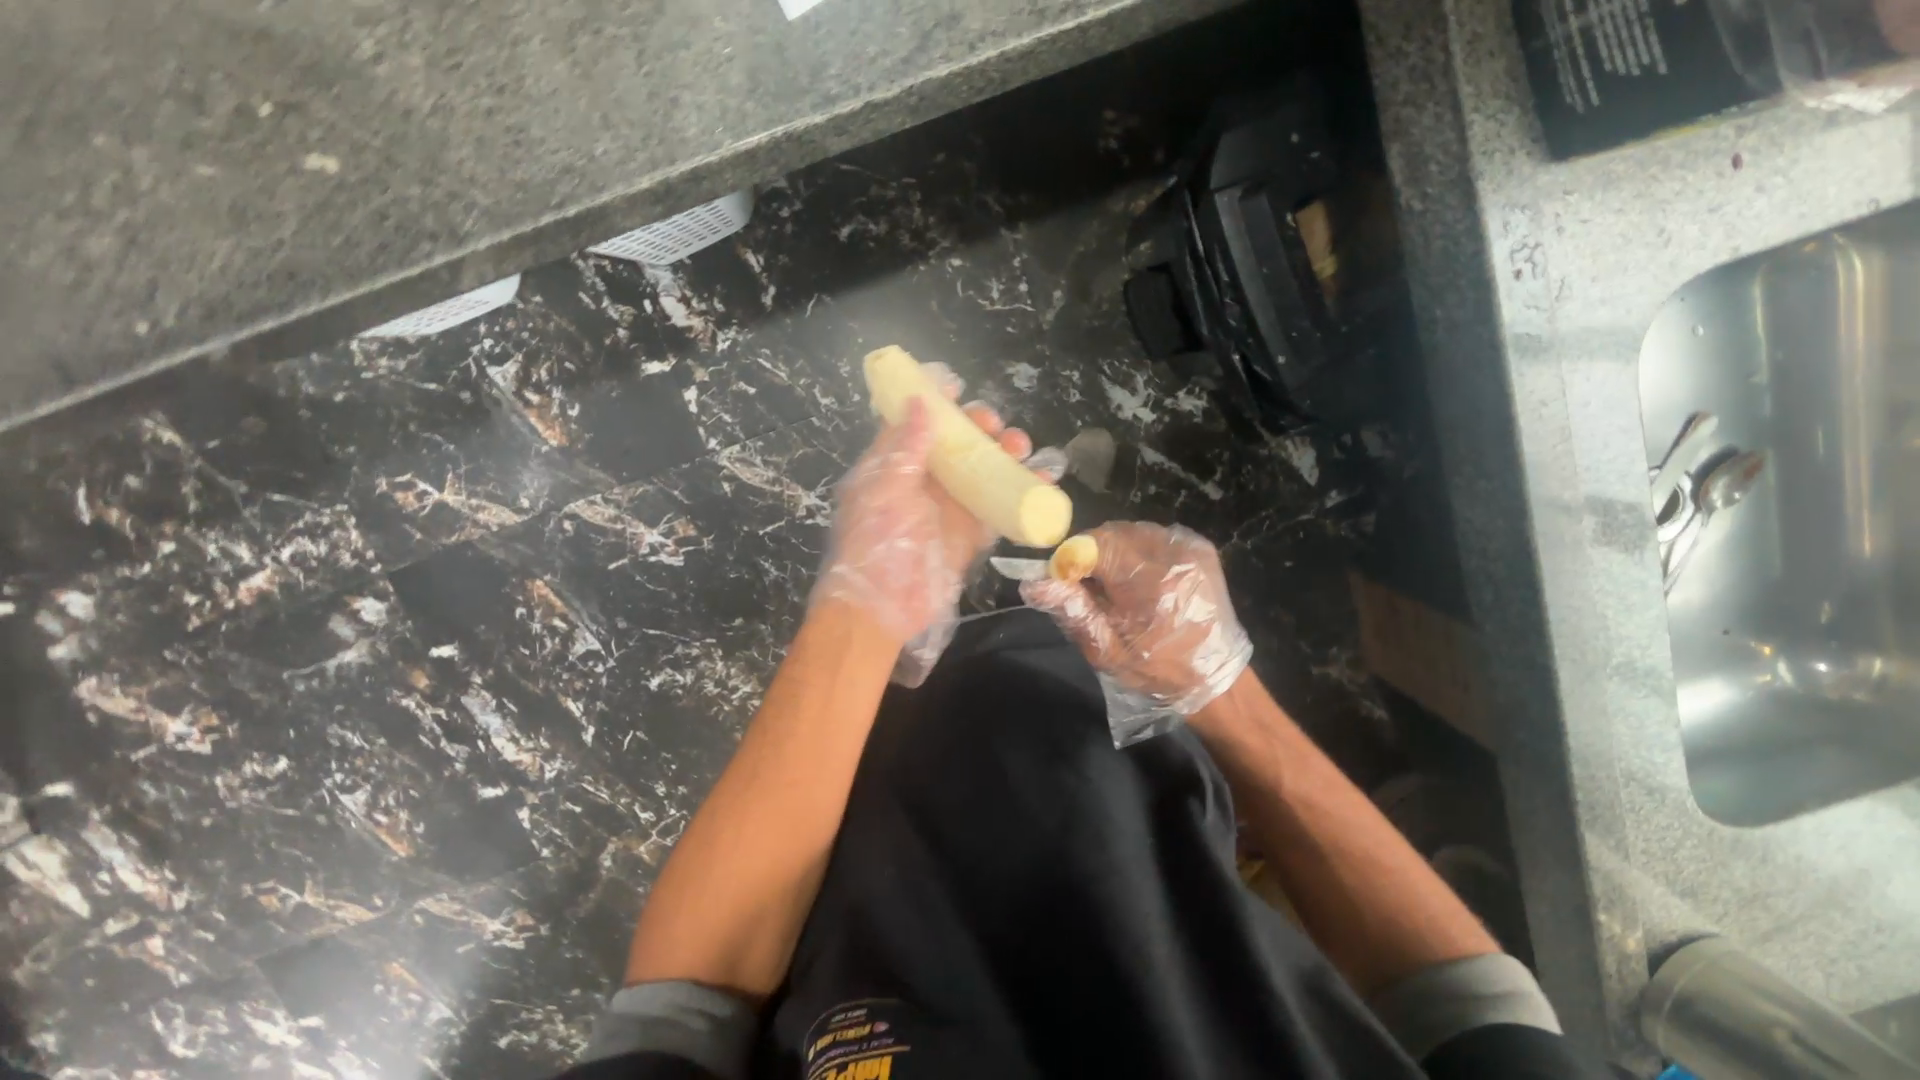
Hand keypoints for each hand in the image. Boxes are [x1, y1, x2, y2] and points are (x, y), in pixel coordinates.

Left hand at [812, 365, 1034, 681]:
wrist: (884, 608)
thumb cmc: (877, 543)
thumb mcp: (885, 489)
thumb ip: (906, 448)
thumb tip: (921, 402)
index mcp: (892, 467)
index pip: (913, 425)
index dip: (935, 404)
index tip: (957, 388)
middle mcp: (921, 483)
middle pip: (955, 445)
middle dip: (979, 429)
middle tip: (995, 426)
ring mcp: (948, 509)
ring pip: (981, 471)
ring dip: (1003, 454)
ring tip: (1021, 446)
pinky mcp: (969, 535)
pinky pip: (998, 507)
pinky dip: (1020, 492)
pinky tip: (1042, 478)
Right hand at [1021, 521, 1252, 714]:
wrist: (1216, 677)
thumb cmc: (1156, 668)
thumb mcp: (1105, 648)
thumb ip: (1070, 609)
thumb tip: (1032, 582)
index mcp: (1147, 578)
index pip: (1092, 543)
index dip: (1071, 560)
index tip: (1065, 583)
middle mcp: (1170, 551)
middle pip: (1111, 533)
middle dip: (1092, 555)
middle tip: (1088, 588)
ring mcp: (1188, 546)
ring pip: (1130, 531)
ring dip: (1114, 552)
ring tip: (1115, 586)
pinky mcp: (1199, 548)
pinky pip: (1153, 537)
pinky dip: (1138, 552)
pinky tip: (1140, 579)